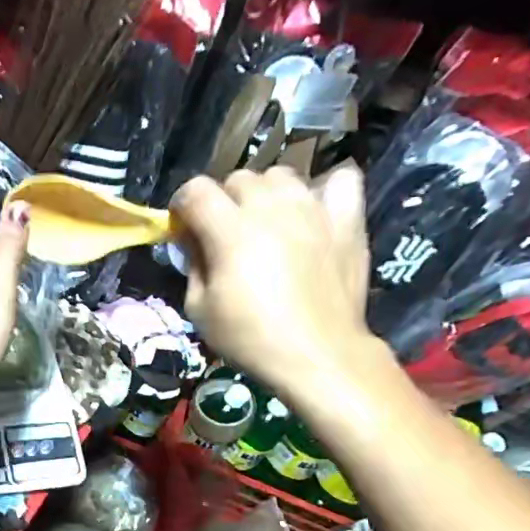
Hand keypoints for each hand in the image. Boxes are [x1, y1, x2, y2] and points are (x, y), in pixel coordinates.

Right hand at [169, 165, 379, 396]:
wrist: (319, 355)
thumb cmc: (252, 339)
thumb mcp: (200, 311)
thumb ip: (193, 266)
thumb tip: (193, 241)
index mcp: (230, 230)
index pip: (196, 190)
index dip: (183, 205)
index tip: (185, 227)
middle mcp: (271, 208)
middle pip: (238, 179)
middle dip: (225, 201)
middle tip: (228, 234)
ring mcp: (312, 209)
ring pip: (281, 175)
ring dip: (268, 193)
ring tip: (270, 223)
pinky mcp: (346, 219)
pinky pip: (339, 180)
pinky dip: (324, 189)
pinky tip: (315, 211)